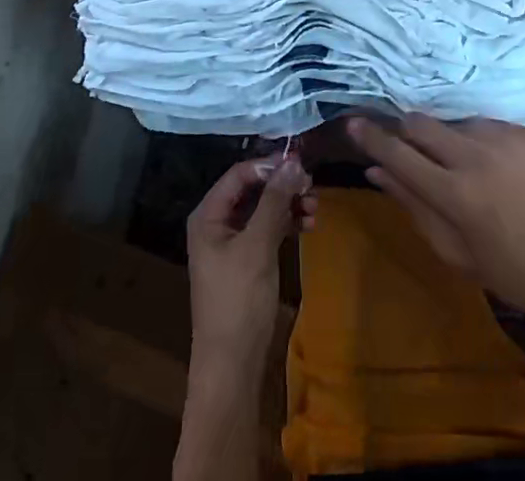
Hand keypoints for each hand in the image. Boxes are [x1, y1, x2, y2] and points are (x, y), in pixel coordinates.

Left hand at [186, 154, 315, 370]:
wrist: (233, 361)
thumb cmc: (239, 299)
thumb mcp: (258, 246)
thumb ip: (274, 201)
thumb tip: (293, 162)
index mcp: (208, 215)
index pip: (239, 174)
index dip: (269, 166)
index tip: (303, 166)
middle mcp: (218, 222)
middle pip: (253, 189)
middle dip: (283, 186)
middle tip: (313, 188)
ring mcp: (234, 242)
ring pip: (264, 209)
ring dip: (290, 204)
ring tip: (316, 209)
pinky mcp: (249, 259)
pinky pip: (269, 229)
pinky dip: (288, 223)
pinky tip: (309, 225)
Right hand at [348, 115, 524, 331]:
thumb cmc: (513, 273)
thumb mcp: (454, 251)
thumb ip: (412, 205)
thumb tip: (375, 170)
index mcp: (455, 193)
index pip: (398, 153)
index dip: (371, 138)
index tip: (353, 124)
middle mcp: (478, 156)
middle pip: (422, 123)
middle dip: (407, 132)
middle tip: (410, 149)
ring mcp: (509, 139)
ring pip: (457, 123)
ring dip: (450, 140)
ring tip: (467, 169)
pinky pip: (491, 127)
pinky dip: (484, 142)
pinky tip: (499, 168)